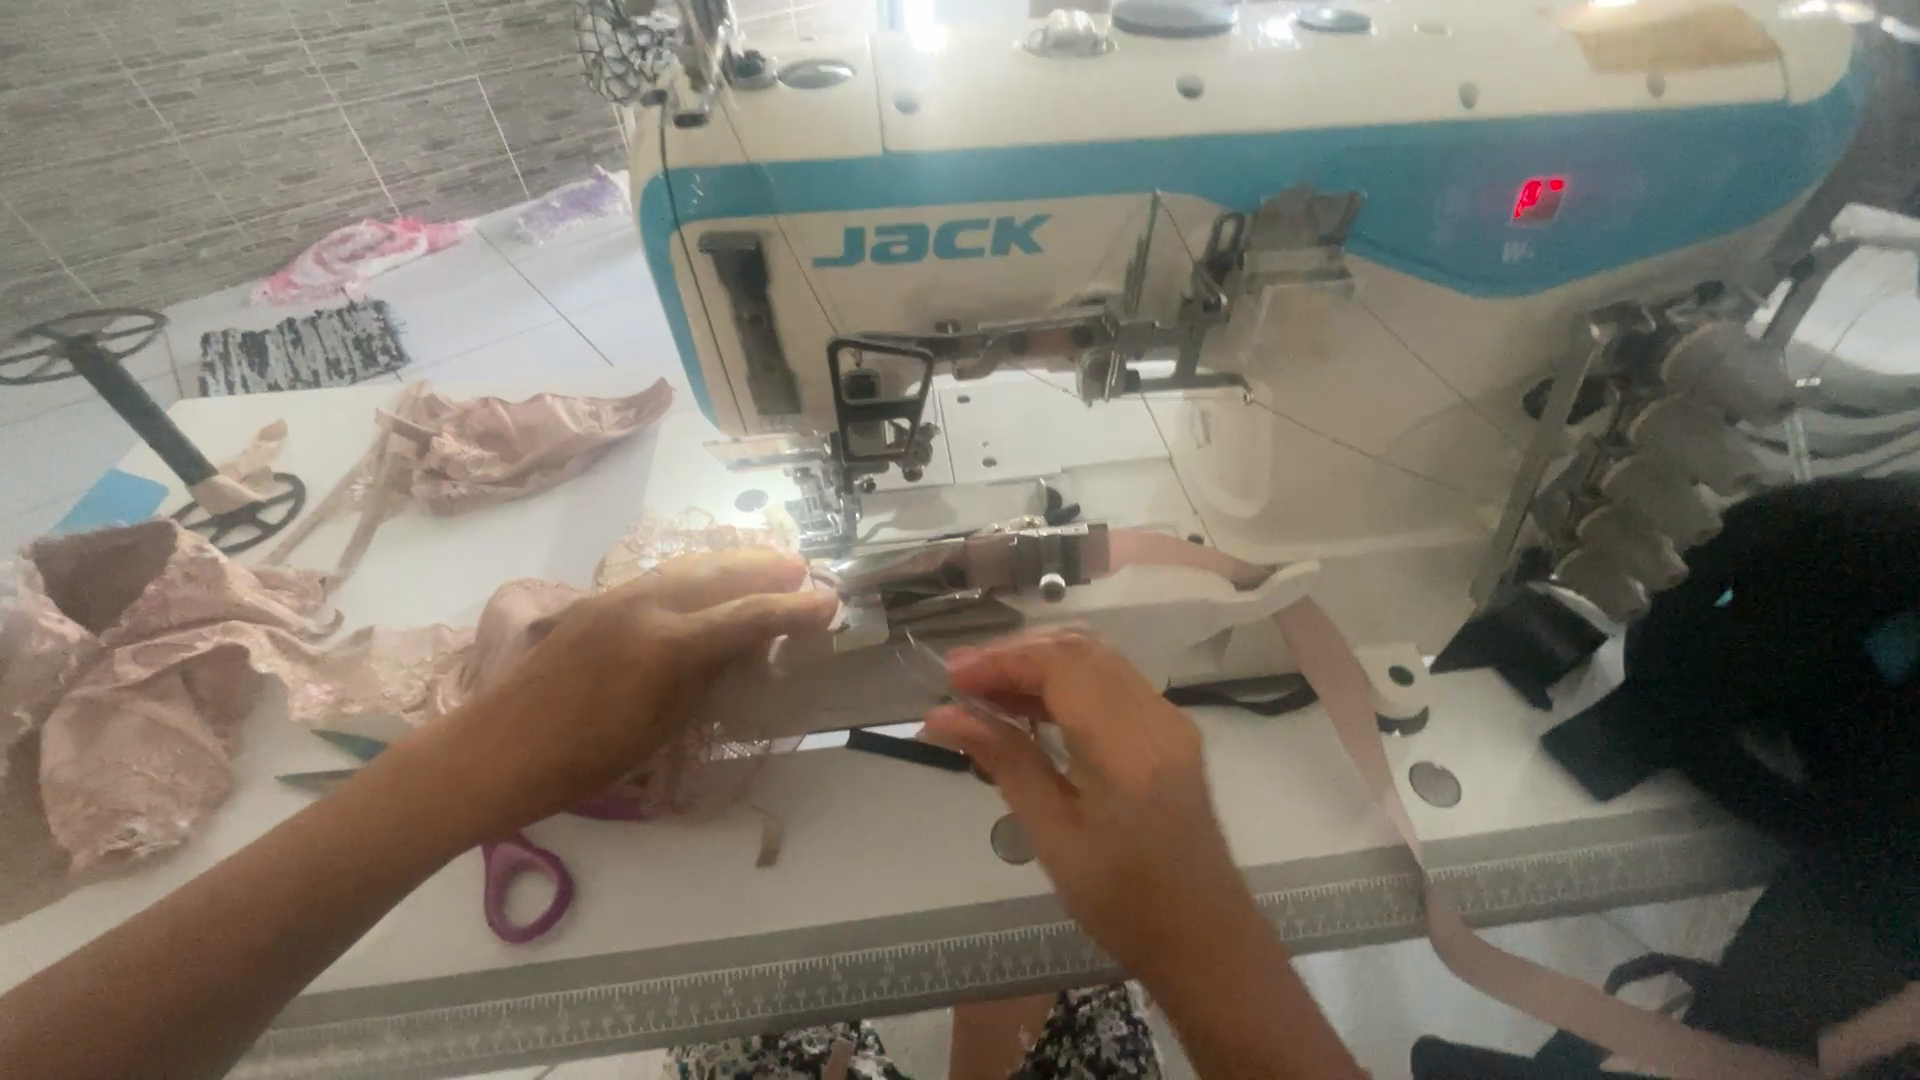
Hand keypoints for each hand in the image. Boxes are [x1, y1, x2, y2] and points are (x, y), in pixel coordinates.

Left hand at [415, 549, 836, 838]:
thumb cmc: (583, 759)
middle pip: (720, 573)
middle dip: (766, 568)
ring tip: (764, 563)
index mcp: (666, 645)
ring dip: (731, 562)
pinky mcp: (595, 601)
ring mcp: (616, 597)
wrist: (492, 752)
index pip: (747, 616)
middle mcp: (645, 606)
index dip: (794, 610)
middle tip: (802, 567)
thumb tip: (743, 647)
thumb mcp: (662, 726)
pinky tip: (707, 581)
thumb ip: (707, 677)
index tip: (829, 603)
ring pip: (688, 566)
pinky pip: (660, 575)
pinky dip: (696, 572)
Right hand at [921, 628, 1267, 983]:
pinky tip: (1027, 704)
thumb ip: (1004, 762)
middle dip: (1015, 653)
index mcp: (1130, 751)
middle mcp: (1157, 719)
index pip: (1063, 667)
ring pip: (1096, 656)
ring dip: (1038, 660)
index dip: (1003, 660)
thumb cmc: (1123, 903)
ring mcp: (1169, 719)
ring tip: (984, 689)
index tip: (952, 678)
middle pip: (1080, 648)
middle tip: (961, 679)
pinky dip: (1064, 677)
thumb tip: (943, 717)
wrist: (1204, 937)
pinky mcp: (1169, 727)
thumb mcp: (1053, 837)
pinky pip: (1111, 678)